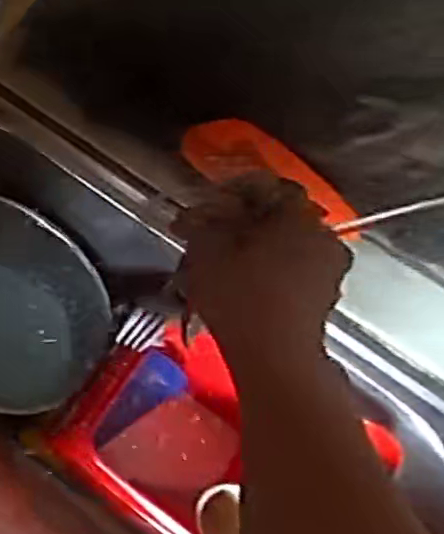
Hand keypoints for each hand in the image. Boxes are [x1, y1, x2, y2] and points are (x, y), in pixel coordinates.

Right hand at [174, 173, 350, 347]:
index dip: (237, 190)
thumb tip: (204, 210)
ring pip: (286, 240)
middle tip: (204, 230)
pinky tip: (238, 275)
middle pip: (280, 215)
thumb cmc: (235, 293)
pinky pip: (293, 261)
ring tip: (216, 255)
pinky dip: (265, 261)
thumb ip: (205, 222)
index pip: (273, 188)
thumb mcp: (204, 250)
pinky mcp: (323, 287)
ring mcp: (329, 265)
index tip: (207, 201)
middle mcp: (323, 237)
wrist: (270, 345)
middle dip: (242, 219)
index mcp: (297, 222)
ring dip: (253, 242)